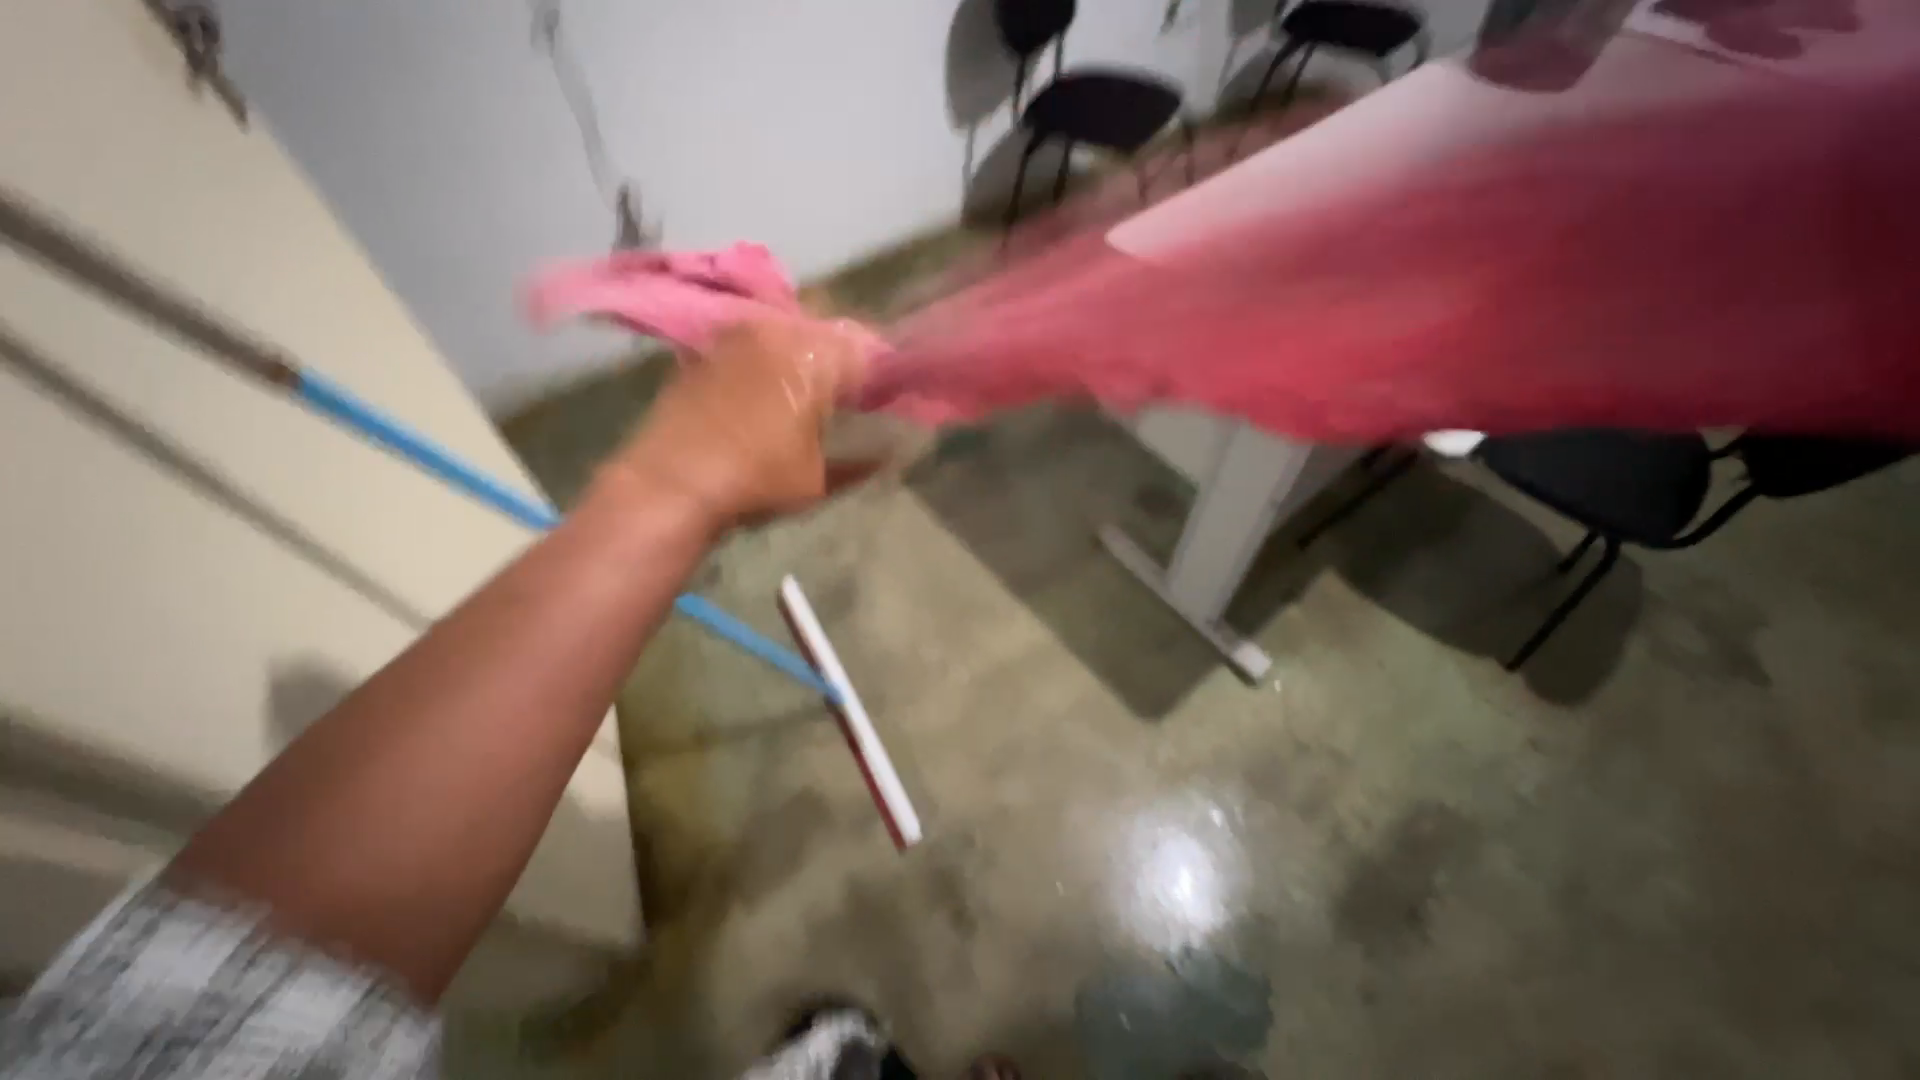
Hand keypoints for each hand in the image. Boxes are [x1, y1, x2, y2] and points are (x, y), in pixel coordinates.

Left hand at [608, 318, 867, 528]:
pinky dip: (767, 361)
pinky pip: (751, 344)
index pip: (869, 350)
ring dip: (804, 355)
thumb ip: (860, 461)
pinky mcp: (704, 350)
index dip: (885, 373)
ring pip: (787, 333)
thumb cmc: (756, 479)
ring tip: (809, 391)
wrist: (670, 484)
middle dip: (844, 359)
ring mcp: (736, 334)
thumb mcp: (818, 479)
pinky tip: (766, 392)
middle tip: (852, 394)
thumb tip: (886, 454)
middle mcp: (778, 330)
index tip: (890, 397)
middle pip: (828, 333)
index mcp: (816, 355)